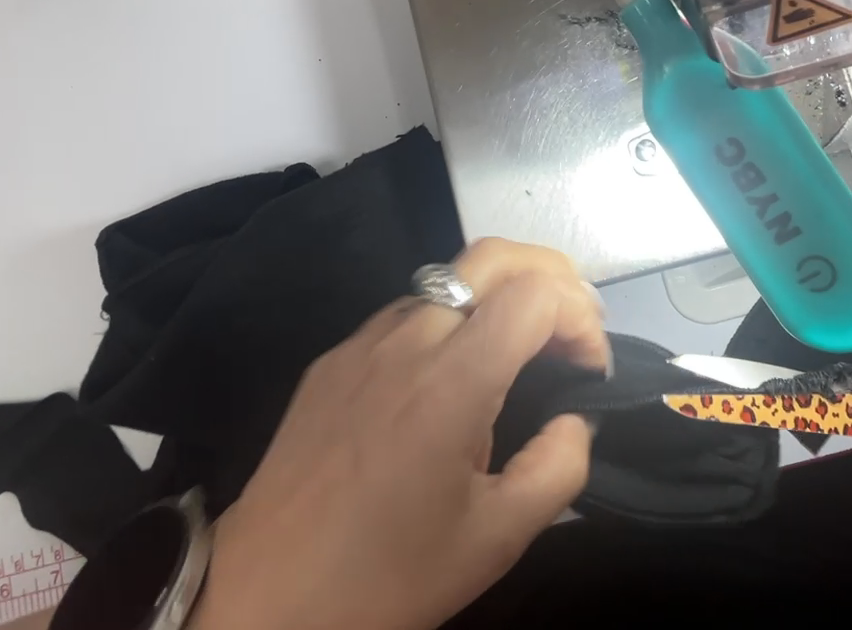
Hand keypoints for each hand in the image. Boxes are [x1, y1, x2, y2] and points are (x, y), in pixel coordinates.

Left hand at [192, 239, 609, 629]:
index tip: (590, 370)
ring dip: (500, 300)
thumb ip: (559, 464)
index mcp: (453, 379)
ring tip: (521, 351)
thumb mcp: (496, 538)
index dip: (579, 317)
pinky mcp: (335, 356)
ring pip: (451, 281)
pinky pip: (408, 315)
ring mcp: (364, 340)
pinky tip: (452, 376)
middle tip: (574, 328)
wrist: (261, 600)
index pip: (536, 293)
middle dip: (551, 276)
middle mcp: (408, 337)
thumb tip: (578, 415)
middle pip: (494, 255)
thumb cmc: (387, 575)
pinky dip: (452, 323)